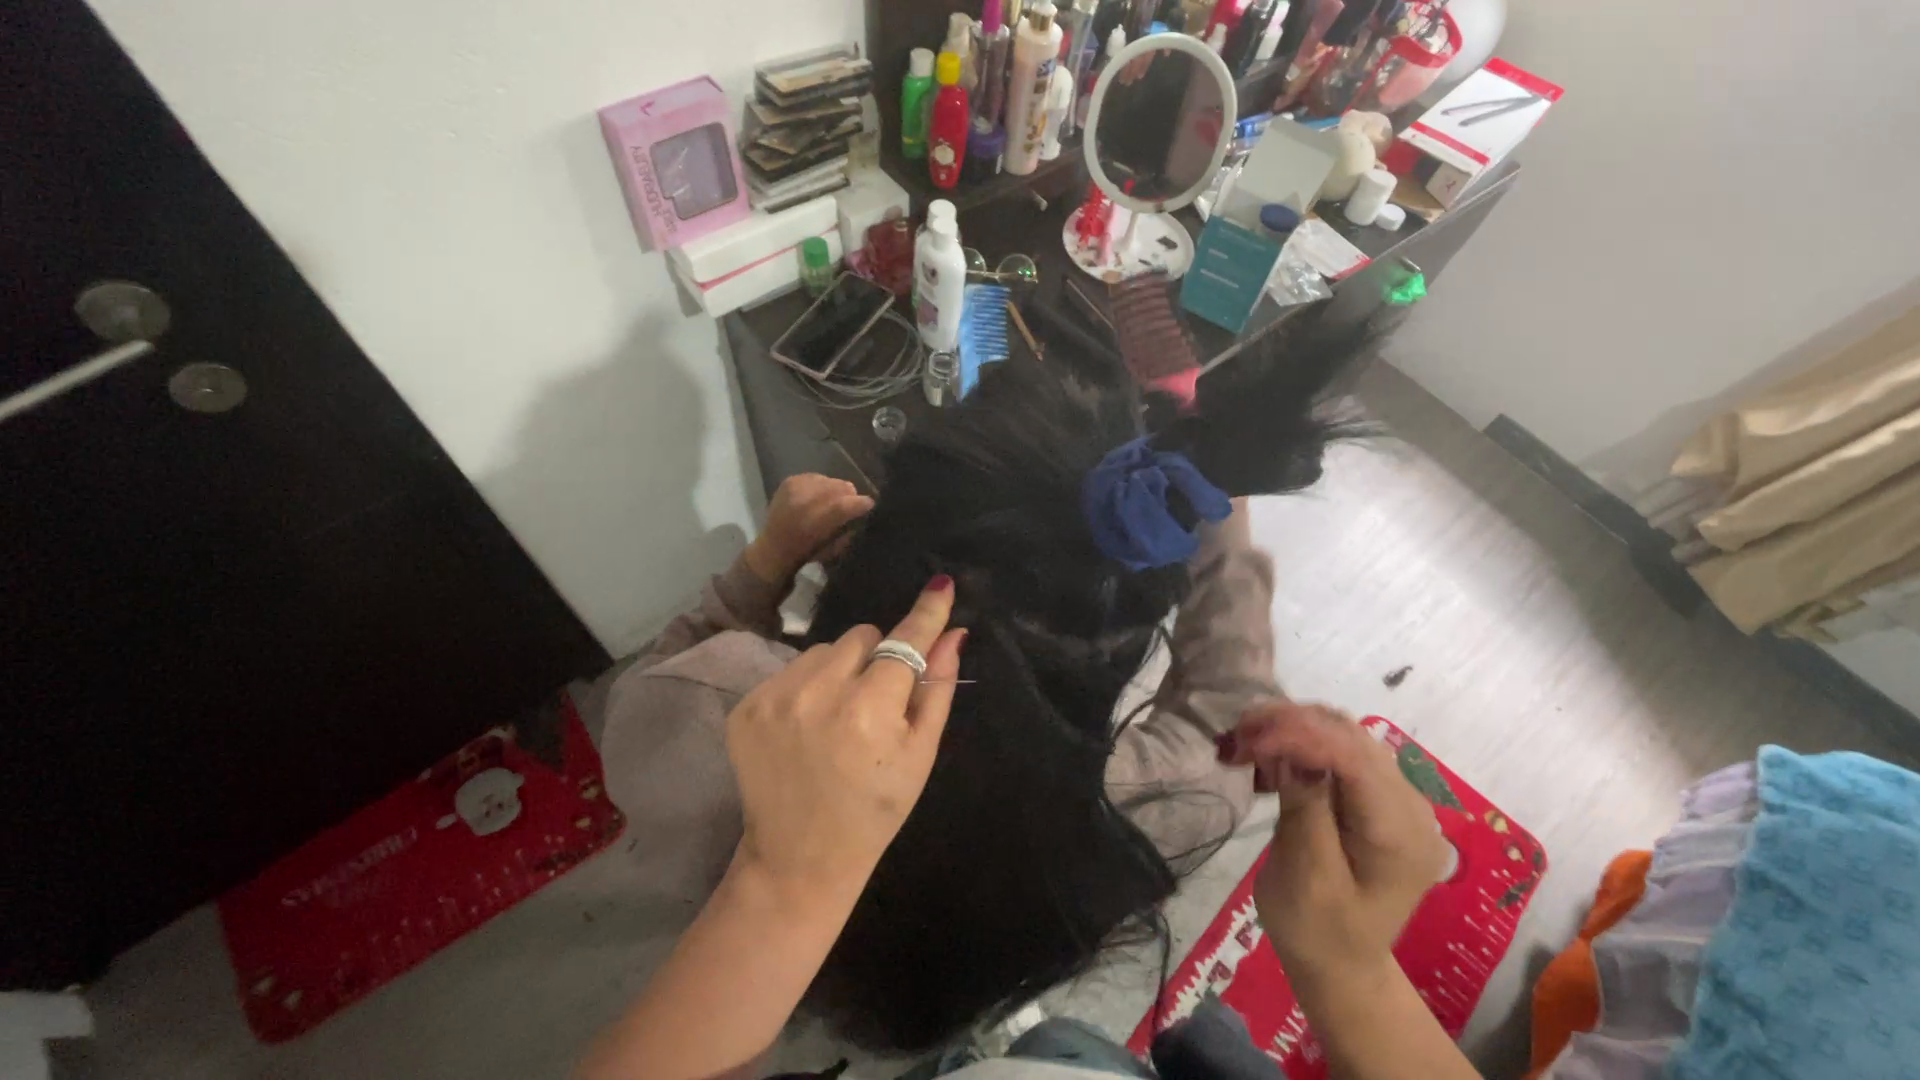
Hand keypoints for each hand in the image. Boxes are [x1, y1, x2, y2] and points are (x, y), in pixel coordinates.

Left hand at [726, 574, 963, 904]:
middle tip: (878, 700)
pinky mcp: (746, 706)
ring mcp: (775, 698)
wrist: (800, 857)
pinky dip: (805, 687)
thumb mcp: (920, 755)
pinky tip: (808, 726)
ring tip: (839, 716)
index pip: (905, 642)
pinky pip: (789, 669)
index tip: (941, 583)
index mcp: (870, 710)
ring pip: (823, 650)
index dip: (926, 612)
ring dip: (839, 669)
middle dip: (877, 657)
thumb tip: (953, 634)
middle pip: (862, 637)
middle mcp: (819, 693)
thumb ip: (936, 689)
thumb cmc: (874, 810)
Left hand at [744, 474, 873, 584]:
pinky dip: (822, 485)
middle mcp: (803, 502)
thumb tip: (861, 513)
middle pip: (840, 487)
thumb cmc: (805, 553)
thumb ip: (847, 530)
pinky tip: (819, 496)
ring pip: (830, 480)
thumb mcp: (831, 550)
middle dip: (849, 495)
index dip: (861, 503)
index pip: (844, 506)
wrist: (773, 547)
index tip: (870, 505)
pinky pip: (817, 477)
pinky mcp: (790, 481)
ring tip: (833, 501)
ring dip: (836, 490)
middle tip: (850, 505)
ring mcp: (794, 488)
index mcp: (814, 525)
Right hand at [1220, 705, 1447, 989]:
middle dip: (1290, 724)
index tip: (1246, 739)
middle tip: (1235, 735)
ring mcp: (1396, 799)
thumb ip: (1306, 812)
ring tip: (1243, 741)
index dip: (1299, 735)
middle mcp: (1410, 805)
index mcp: (1400, 831)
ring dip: (1291, 729)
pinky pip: (1339, 752)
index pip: (1353, 757)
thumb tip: (1292, 754)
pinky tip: (1266, 758)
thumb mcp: (1307, 879)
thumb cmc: (1318, 931)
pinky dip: (1300, 744)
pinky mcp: (1376, 798)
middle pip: (1350, 737)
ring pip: (1343, 736)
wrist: (1340, 965)